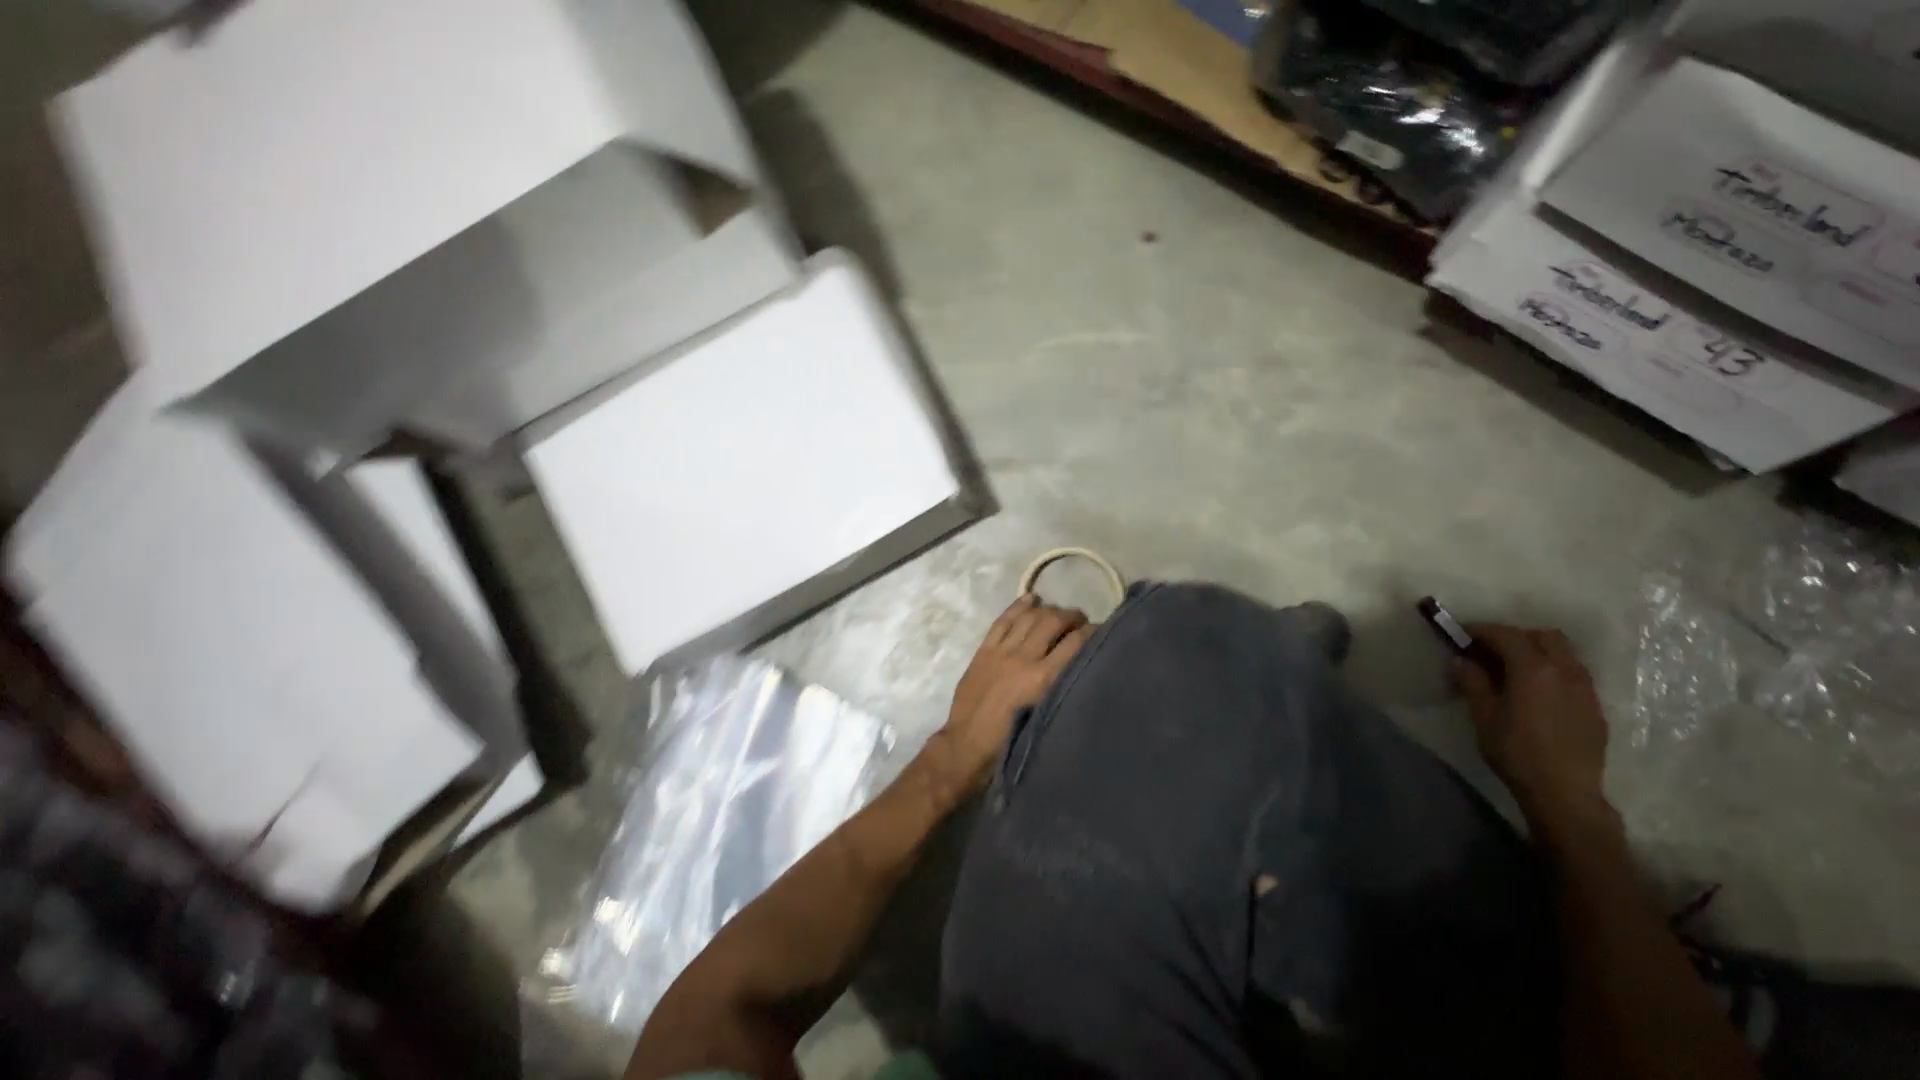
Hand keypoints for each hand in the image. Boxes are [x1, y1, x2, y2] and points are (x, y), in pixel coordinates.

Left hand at [928, 596, 1094, 801]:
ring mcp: (1001, 652)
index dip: (1092, 631)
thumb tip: (1080, 666)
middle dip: (1071, 616)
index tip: (1101, 630)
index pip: (1075, 643)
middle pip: (1052, 621)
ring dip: (1047, 610)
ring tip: (1058, 613)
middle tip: (1080, 620)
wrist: (967, 747)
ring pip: (1028, 617)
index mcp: (1043, 679)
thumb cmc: (1012, 743)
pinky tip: (1030, 598)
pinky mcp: (983, 651)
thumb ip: (1062, 688)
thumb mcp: (1046, 716)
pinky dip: (1017, 606)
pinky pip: (1002, 621)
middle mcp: (1024, 658)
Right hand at [1456, 624, 1615, 842]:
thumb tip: (1461, 660)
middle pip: (1542, 636)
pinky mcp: (1595, 706)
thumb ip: (1472, 682)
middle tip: (1492, 651)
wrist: (1565, 792)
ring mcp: (1585, 687)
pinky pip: (1574, 673)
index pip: (1506, 634)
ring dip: (1538, 651)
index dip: (1482, 630)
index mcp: (1533, 668)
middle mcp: (1564, 669)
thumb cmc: (1516, 752)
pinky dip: (1554, 670)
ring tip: (1517, 670)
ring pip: (1564, 653)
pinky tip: (1540, 693)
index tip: (1463, 634)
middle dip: (1515, 636)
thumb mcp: (1484, 717)